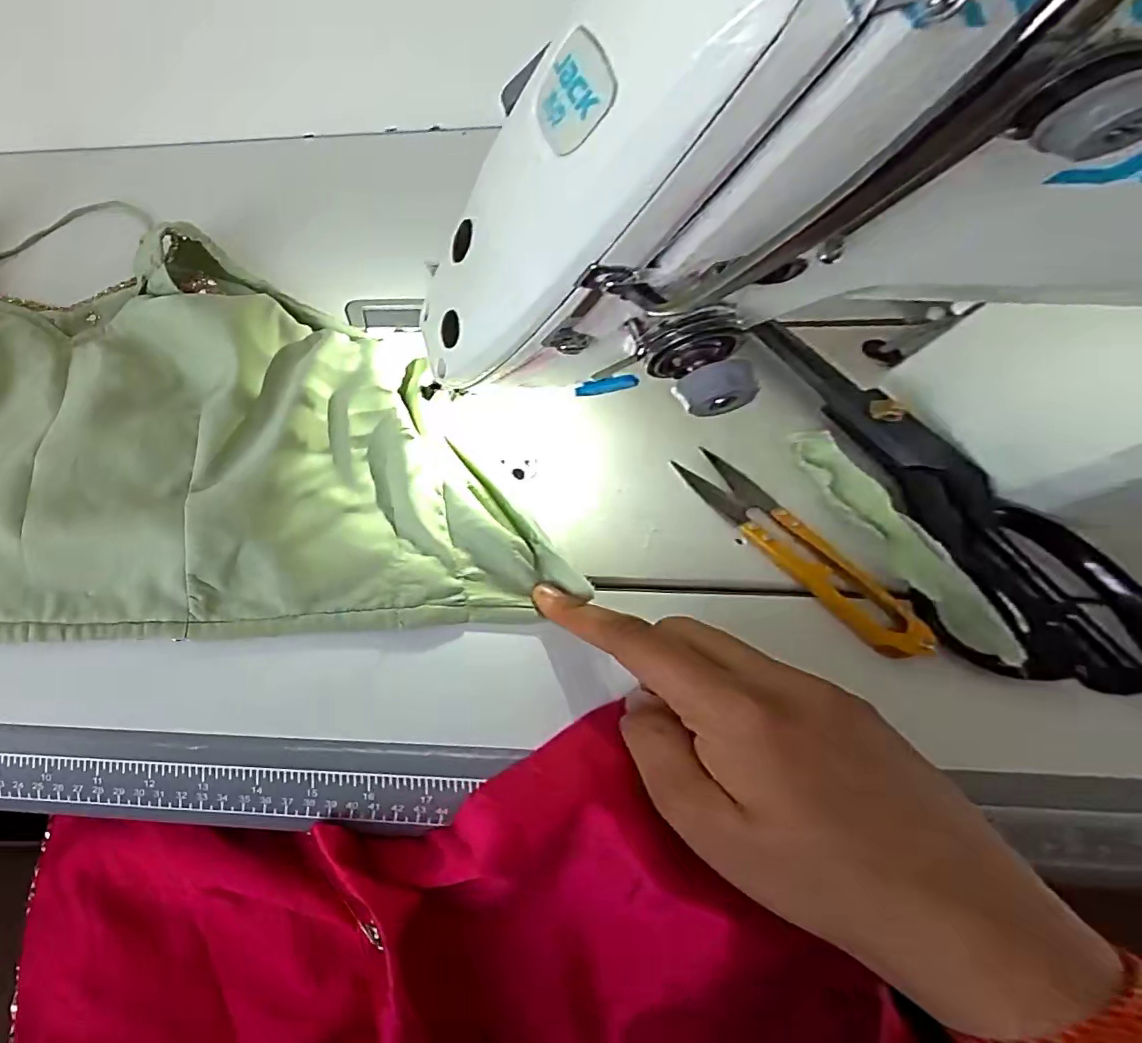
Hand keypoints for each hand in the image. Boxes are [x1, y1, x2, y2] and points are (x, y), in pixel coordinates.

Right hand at [533, 586, 1122, 1040]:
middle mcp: (783, 685)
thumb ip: (654, 749)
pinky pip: (768, 674)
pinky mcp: (859, 713)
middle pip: (687, 633)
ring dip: (690, 673)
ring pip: (728, 651)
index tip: (548, 595)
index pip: (644, 644)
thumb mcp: (702, 824)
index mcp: (737, 711)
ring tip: (711, 749)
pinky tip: (762, 757)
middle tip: (650, 720)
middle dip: (645, 649)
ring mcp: (828, 695)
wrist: (971, 926)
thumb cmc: (814, 878)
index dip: (588, 618)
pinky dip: (732, 689)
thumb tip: (645, 704)